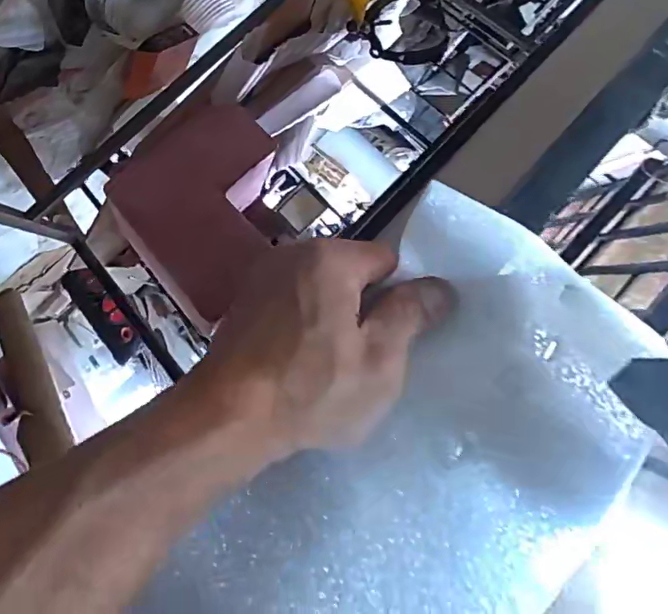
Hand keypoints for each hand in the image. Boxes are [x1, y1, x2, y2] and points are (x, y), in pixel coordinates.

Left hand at [185, 239, 453, 463]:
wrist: (228, 415)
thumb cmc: (311, 390)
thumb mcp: (378, 361)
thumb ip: (410, 315)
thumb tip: (439, 286)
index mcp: (330, 257)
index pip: (387, 259)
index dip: (400, 296)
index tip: (396, 335)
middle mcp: (295, 251)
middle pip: (351, 270)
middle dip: (364, 305)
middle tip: (364, 356)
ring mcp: (265, 272)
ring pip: (320, 286)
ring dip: (332, 314)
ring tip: (329, 363)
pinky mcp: (245, 297)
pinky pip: (292, 298)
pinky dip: (302, 320)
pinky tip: (297, 359)